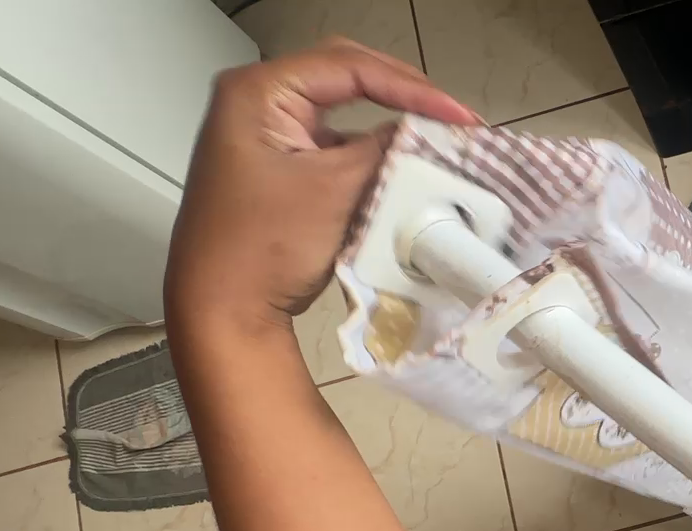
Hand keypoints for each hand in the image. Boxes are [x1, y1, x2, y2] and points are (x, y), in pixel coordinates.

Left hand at [164, 39, 481, 341]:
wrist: (228, 300)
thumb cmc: (267, 242)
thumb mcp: (334, 190)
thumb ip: (382, 153)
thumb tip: (426, 136)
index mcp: (260, 92)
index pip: (349, 68)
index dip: (413, 90)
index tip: (462, 118)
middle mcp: (263, 102)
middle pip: (346, 76)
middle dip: (404, 93)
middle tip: (454, 117)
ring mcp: (275, 136)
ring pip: (347, 112)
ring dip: (394, 122)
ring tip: (440, 136)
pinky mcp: (289, 168)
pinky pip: (342, 146)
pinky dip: (379, 153)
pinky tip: (408, 165)